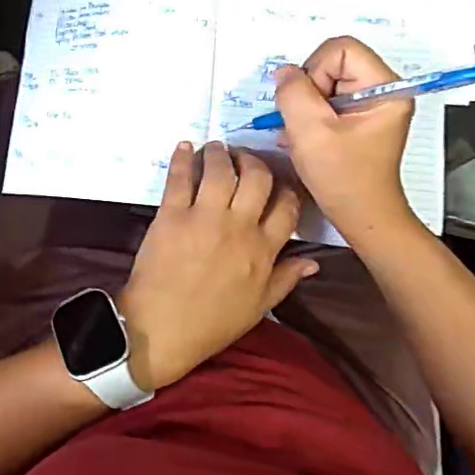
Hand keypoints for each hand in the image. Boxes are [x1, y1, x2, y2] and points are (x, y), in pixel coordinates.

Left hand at [116, 142, 316, 390]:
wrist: (161, 329)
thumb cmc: (211, 323)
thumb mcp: (258, 307)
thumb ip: (286, 279)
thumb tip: (314, 262)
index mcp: (263, 250)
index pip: (287, 206)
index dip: (286, 189)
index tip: (278, 183)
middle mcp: (239, 226)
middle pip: (257, 178)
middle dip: (255, 162)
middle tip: (245, 158)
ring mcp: (204, 217)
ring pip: (221, 171)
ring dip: (221, 153)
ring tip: (218, 148)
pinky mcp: (171, 215)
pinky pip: (180, 178)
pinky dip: (184, 158)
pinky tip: (186, 146)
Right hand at [272, 36, 420, 240]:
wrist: (361, 215)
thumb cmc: (343, 178)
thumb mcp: (310, 132)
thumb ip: (293, 93)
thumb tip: (284, 72)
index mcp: (385, 88)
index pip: (341, 50)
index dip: (315, 72)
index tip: (310, 107)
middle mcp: (383, 89)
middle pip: (333, 62)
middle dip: (309, 90)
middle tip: (306, 123)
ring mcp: (370, 104)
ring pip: (325, 81)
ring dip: (307, 106)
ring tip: (307, 134)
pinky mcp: (358, 117)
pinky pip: (326, 99)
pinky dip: (311, 115)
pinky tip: (308, 138)